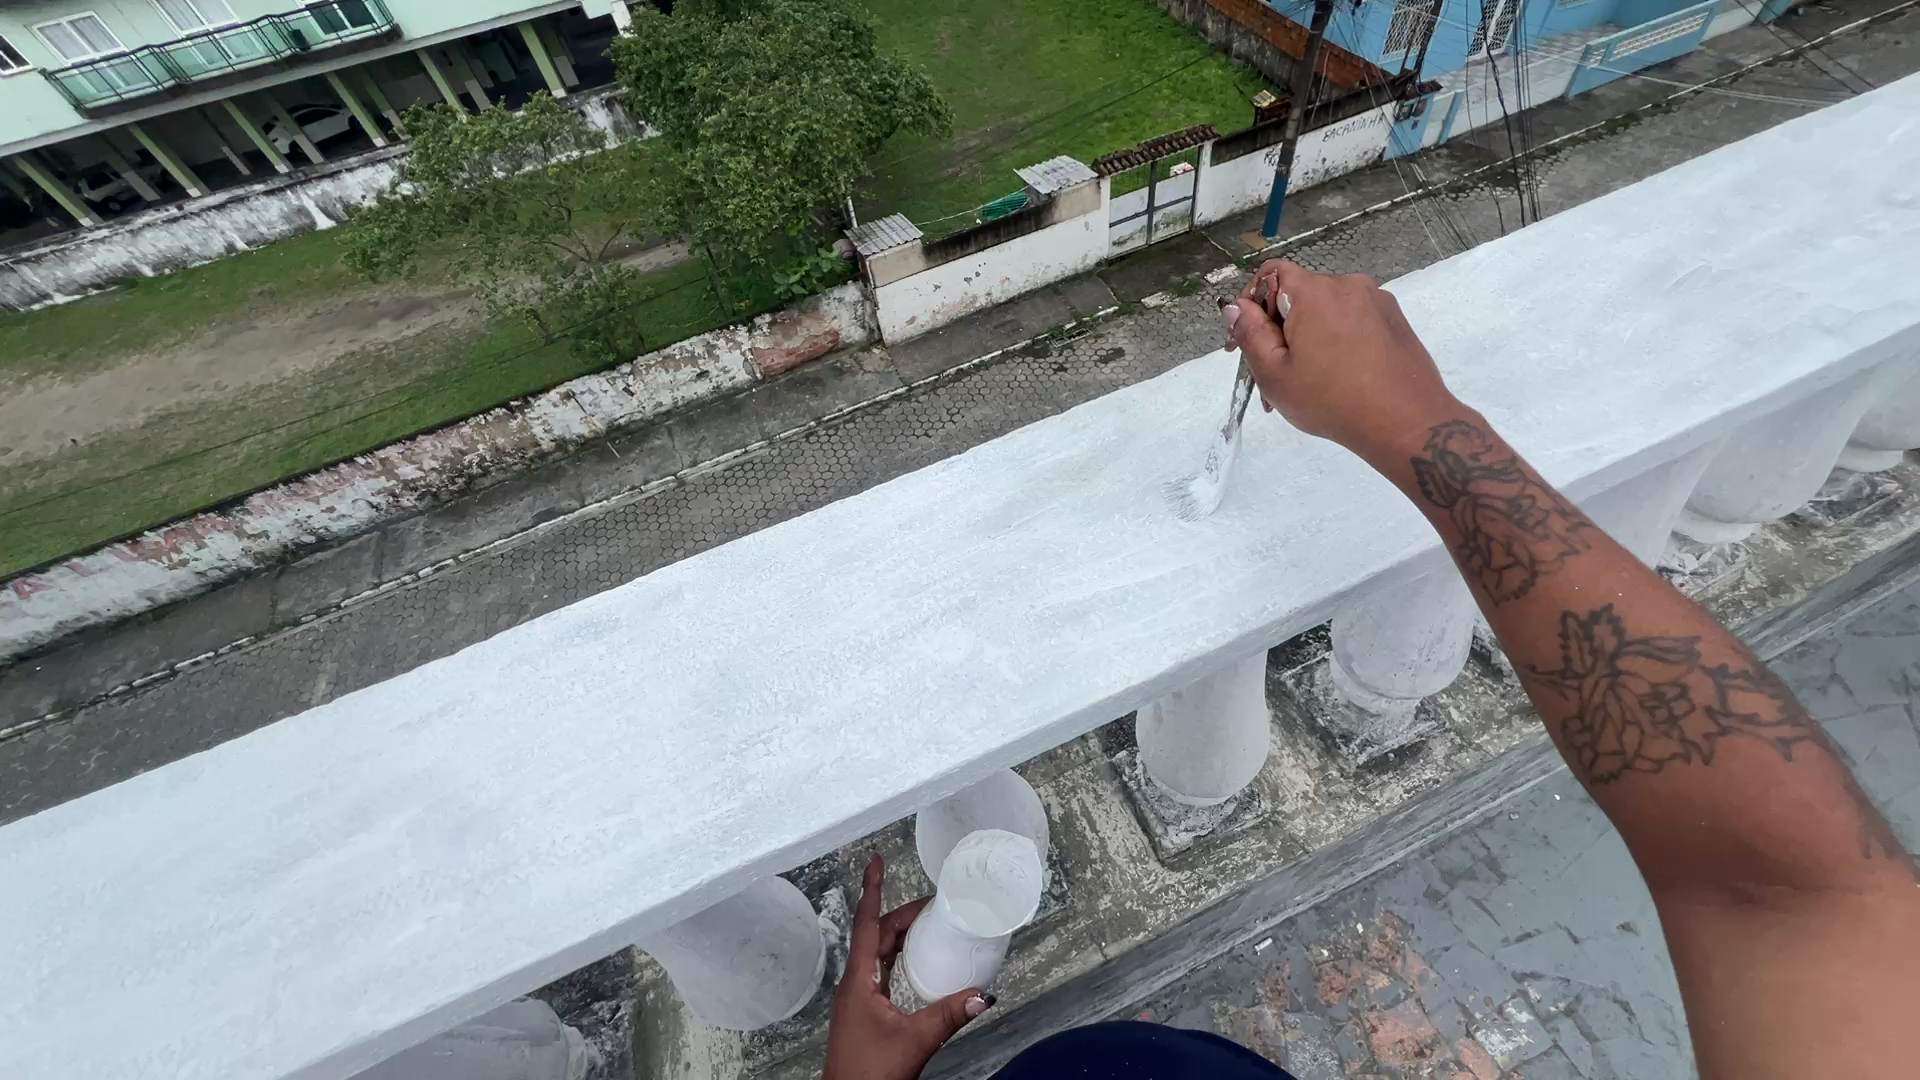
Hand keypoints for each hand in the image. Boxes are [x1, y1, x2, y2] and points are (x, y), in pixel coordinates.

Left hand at [822, 855, 993, 1079]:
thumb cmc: (870, 1074)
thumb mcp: (914, 1041)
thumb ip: (949, 1015)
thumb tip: (985, 994)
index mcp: (859, 980)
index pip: (866, 922)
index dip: (872, 889)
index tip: (875, 859)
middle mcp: (855, 982)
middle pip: (877, 933)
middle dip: (902, 912)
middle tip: (933, 902)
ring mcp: (858, 996)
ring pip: (879, 951)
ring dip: (901, 932)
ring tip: (929, 921)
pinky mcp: (865, 1010)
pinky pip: (882, 968)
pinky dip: (900, 955)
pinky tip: (918, 959)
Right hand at [1228, 260, 1463, 464]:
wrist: (1403, 420)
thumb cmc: (1329, 399)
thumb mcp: (1274, 373)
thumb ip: (1250, 334)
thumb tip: (1234, 306)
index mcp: (1314, 292)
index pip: (1271, 274)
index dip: (1250, 304)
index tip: (1246, 342)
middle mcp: (1347, 285)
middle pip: (1298, 295)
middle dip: (1278, 329)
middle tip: (1271, 375)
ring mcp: (1375, 301)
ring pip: (1324, 312)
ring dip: (1306, 339)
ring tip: (1302, 384)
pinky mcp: (1393, 320)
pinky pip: (1350, 322)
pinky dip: (1333, 343)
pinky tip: (1334, 379)